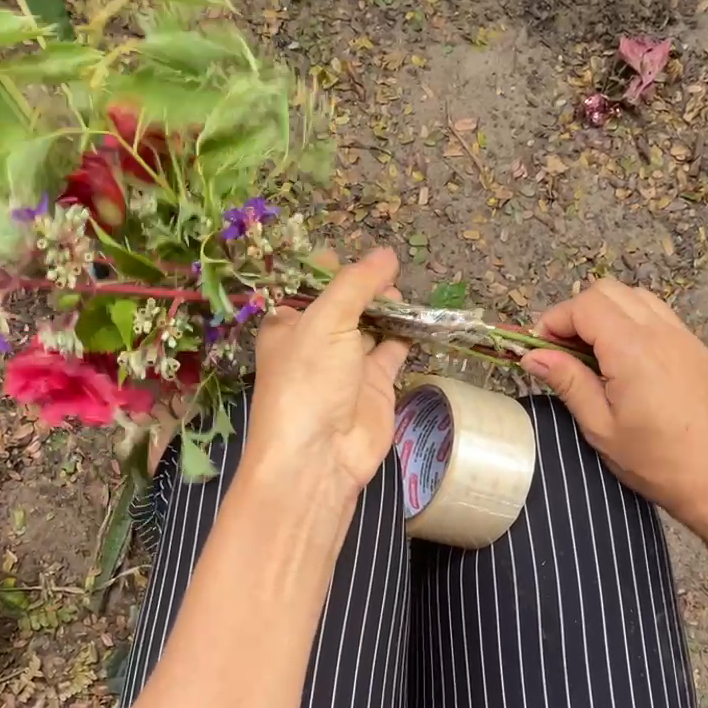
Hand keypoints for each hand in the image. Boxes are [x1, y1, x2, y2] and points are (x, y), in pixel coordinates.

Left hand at [248, 249, 409, 495]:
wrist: (320, 455)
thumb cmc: (307, 380)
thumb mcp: (325, 320)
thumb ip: (357, 284)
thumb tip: (387, 253)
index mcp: (287, 324)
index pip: (307, 286)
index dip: (328, 267)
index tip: (353, 252)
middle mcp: (315, 341)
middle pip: (344, 303)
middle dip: (365, 286)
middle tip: (388, 274)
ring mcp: (347, 364)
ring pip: (372, 324)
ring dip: (388, 308)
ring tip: (403, 292)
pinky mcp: (375, 384)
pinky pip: (393, 350)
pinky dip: (407, 334)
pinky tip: (419, 318)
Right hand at [521, 280, 707, 541]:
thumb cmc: (655, 461)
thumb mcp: (599, 426)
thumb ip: (567, 382)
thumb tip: (532, 356)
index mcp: (633, 350)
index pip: (585, 306)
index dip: (554, 320)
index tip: (538, 350)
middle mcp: (660, 332)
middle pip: (607, 291)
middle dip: (575, 313)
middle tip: (560, 351)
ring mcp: (682, 336)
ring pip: (633, 297)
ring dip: (603, 313)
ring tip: (589, 353)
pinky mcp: (694, 348)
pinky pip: (656, 313)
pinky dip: (629, 321)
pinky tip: (620, 358)